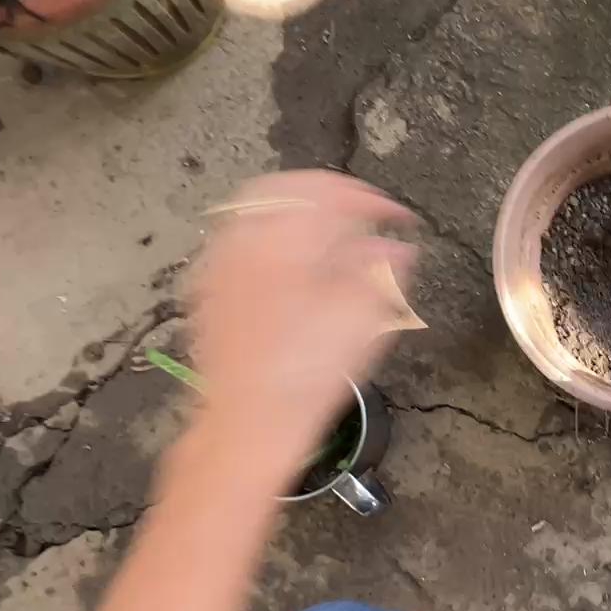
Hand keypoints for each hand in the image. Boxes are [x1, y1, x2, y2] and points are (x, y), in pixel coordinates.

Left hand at [187, 171, 417, 469]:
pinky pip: (241, 238)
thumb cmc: (309, 377)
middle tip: (364, 211)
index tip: (400, 217)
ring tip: (334, 232)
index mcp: (287, 245)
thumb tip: (396, 248)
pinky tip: (295, 260)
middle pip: (289, 189)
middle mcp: (246, 242)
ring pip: (260, 208)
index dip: (374, 201)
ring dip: (301, 210)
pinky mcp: (210, 287)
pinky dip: (274, 234)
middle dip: (332, 194)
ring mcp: (220, 263)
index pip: (334, 196)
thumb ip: (382, 272)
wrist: (249, 422)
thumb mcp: (364, 323)